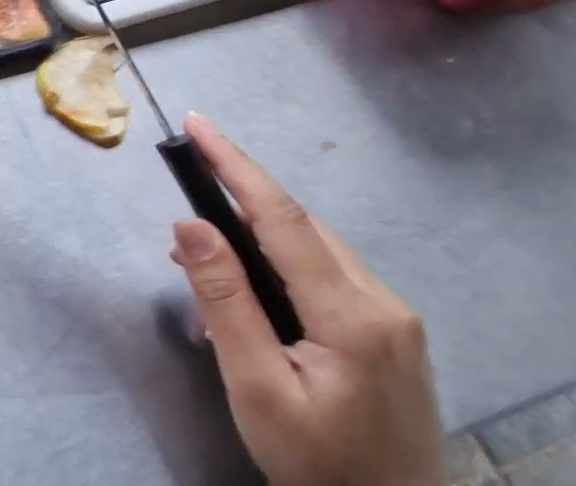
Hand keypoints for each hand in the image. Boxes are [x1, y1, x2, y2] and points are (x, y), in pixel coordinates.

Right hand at [171, 113, 443, 485]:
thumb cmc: (315, 461)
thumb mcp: (256, 386)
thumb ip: (224, 301)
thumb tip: (189, 223)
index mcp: (353, 315)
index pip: (284, 219)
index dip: (236, 165)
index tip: (197, 124)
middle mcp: (384, 303)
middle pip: (300, 226)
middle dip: (238, 194)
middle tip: (181, 191)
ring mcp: (394, 318)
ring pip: (313, 247)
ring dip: (253, 230)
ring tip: (197, 251)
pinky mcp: (389, 332)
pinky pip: (324, 272)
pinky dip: (276, 259)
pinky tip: (245, 280)